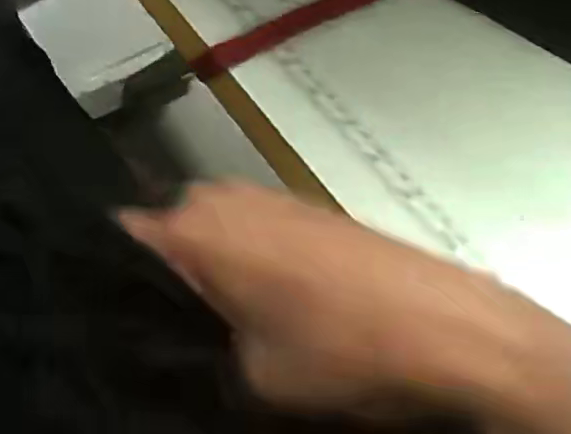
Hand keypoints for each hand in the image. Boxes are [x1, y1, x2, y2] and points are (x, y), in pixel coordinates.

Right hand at [122, 184, 570, 433]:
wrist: (451, 324)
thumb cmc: (341, 348)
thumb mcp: (257, 378)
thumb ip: (202, 352)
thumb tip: (183, 343)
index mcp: (191, 226)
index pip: (123, 234)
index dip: (119, 271)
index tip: (126, 304)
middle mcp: (212, 194)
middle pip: (166, 228)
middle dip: (173, 269)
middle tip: (191, 318)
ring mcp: (256, 192)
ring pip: (208, 224)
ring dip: (212, 260)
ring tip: (240, 309)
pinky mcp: (293, 200)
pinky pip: (245, 223)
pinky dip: (248, 253)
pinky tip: (282, 294)